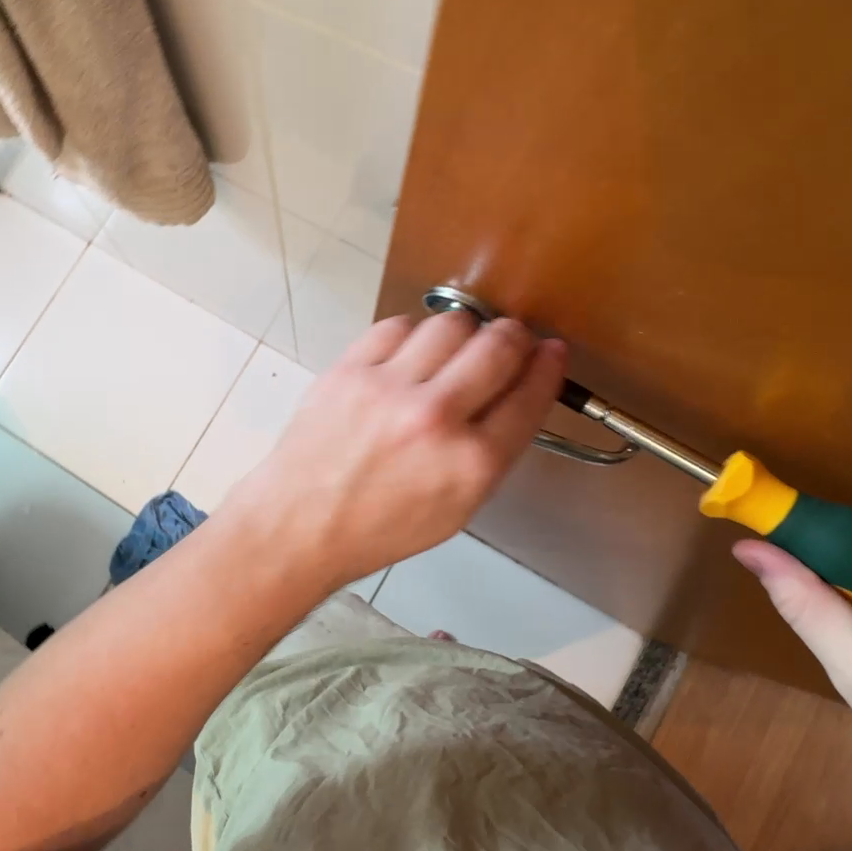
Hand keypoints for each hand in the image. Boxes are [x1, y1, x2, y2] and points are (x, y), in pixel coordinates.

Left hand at [226, 311, 565, 589]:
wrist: (301, 523)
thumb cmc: (380, 526)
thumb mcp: (458, 508)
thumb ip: (493, 451)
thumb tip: (518, 392)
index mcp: (472, 463)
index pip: (530, 394)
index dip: (548, 365)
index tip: (550, 351)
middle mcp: (435, 418)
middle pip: (497, 346)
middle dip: (513, 337)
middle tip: (508, 340)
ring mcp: (388, 388)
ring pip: (450, 324)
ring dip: (464, 331)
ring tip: (455, 348)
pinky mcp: (349, 370)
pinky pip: (397, 325)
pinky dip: (412, 334)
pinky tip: (409, 353)